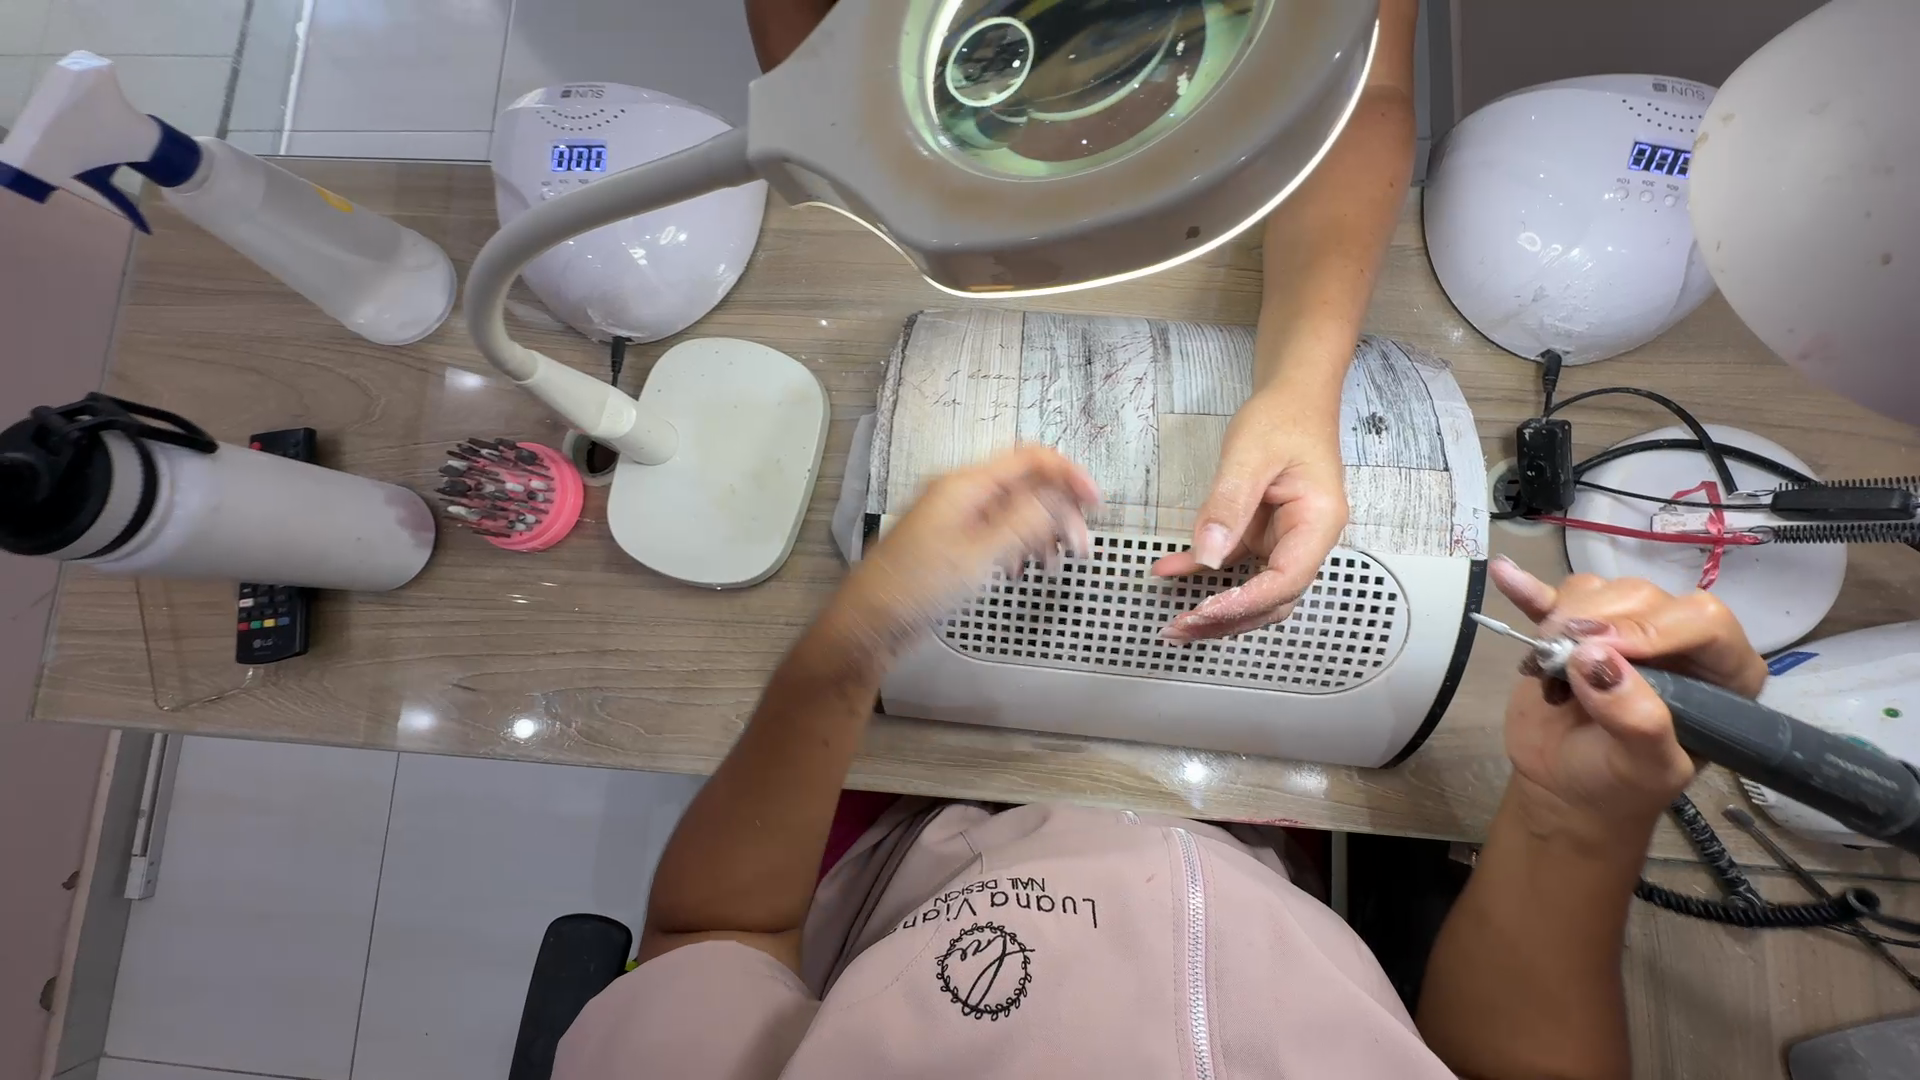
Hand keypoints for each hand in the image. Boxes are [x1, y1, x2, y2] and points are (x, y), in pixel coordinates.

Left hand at [829, 445, 1099, 667]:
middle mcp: (962, 493)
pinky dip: (1017, 547)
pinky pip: (996, 534)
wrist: (871, 622)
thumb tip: (1062, 500)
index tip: (1096, 503)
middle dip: (1058, 512)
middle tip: (1079, 549)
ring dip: (1040, 532)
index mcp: (967, 484)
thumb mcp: (981, 553)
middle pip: (1025, 486)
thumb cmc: (918, 586)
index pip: (1030, 459)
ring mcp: (956, 519)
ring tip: (1054, 565)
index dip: (1068, 474)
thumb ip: (1026, 522)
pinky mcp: (953, 544)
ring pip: (1013, 512)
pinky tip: (1021, 570)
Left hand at [1151, 390, 1347, 640]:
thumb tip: (1206, 558)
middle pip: (1270, 600)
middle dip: (1225, 621)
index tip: (1203, 613)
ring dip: (1214, 610)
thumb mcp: (1249, 456)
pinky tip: (1167, 571)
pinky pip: (1229, 565)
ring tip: (1174, 624)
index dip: (1244, 603)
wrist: (1293, 397)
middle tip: (1178, 630)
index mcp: (1317, 523)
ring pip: (1251, 592)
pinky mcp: (1259, 535)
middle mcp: (1304, 540)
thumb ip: (1226, 507)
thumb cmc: (1282, 419)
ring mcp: (1282, 541)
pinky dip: (1199, 572)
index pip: (1284, 581)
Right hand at [1488, 556, 1768, 839]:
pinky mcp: (1567, 632)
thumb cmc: (1618, 784)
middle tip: (1560, 663)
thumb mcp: (1644, 766)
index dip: (1650, 627)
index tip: (1598, 653)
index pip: (1701, 620)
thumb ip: (1635, 717)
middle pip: (1641, 597)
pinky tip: (1506, 575)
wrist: (1564, 786)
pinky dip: (1527, 587)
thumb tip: (1592, 657)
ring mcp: (1617, 633)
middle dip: (1593, 625)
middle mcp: (1675, 642)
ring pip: (1595, 591)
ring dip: (1558, 621)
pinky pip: (1550, 596)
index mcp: (1719, 672)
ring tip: (1544, 667)